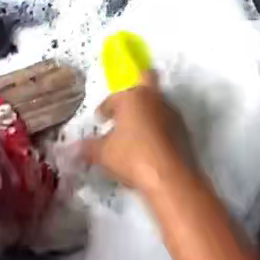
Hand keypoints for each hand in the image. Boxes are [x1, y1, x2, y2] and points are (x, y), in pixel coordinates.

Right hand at [84, 73, 195, 199]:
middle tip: (127, 105)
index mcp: (132, 97)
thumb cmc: (132, 157)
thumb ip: (88, 148)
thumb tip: (73, 148)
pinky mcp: (185, 131)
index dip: (104, 109)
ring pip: (158, 104)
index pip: (113, 98)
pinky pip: (167, 123)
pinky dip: (159, 129)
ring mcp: (172, 113)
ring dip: (148, 112)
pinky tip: (151, 147)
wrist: (171, 180)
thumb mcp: (103, 154)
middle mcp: (154, 98)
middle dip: (138, 86)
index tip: (101, 120)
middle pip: (147, 79)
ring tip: (136, 133)